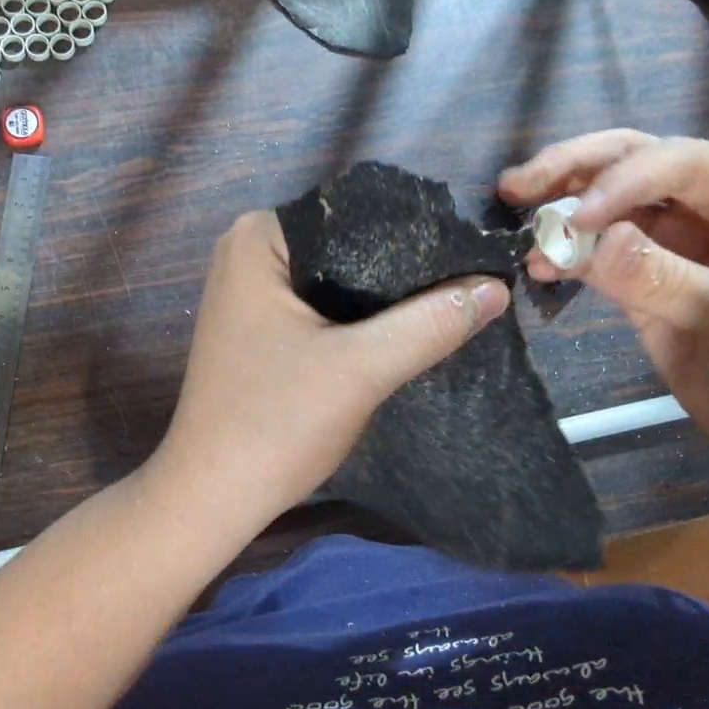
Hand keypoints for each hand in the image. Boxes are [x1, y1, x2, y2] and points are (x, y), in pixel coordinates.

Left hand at [144, 212, 508, 525]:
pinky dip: (358, 319)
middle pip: (349, 244)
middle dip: (403, 269)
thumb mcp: (362, 369)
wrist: (212, 495)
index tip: (471, 259)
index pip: (357, 212)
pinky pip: (321, 305)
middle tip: (469, 286)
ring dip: (385, 298)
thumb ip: (431, 324)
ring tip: (448, 307)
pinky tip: (402, 333)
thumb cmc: (276, 424)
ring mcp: (248, 290)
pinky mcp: (257, 325)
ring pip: (338, 278)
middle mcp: (247, 250)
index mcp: (260, 236)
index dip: (417, 235)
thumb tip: (497, 287)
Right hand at [498, 130, 708, 489]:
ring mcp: (674, 240)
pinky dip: (565, 256)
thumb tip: (594, 239)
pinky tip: (539, 266)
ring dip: (562, 210)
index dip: (620, 182)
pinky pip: (597, 255)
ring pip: (607, 205)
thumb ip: (668, 280)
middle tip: (516, 185)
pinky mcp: (644, 279)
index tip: (575, 220)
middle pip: (633, 162)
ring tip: (518, 224)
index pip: (678, 161)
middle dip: (574, 169)